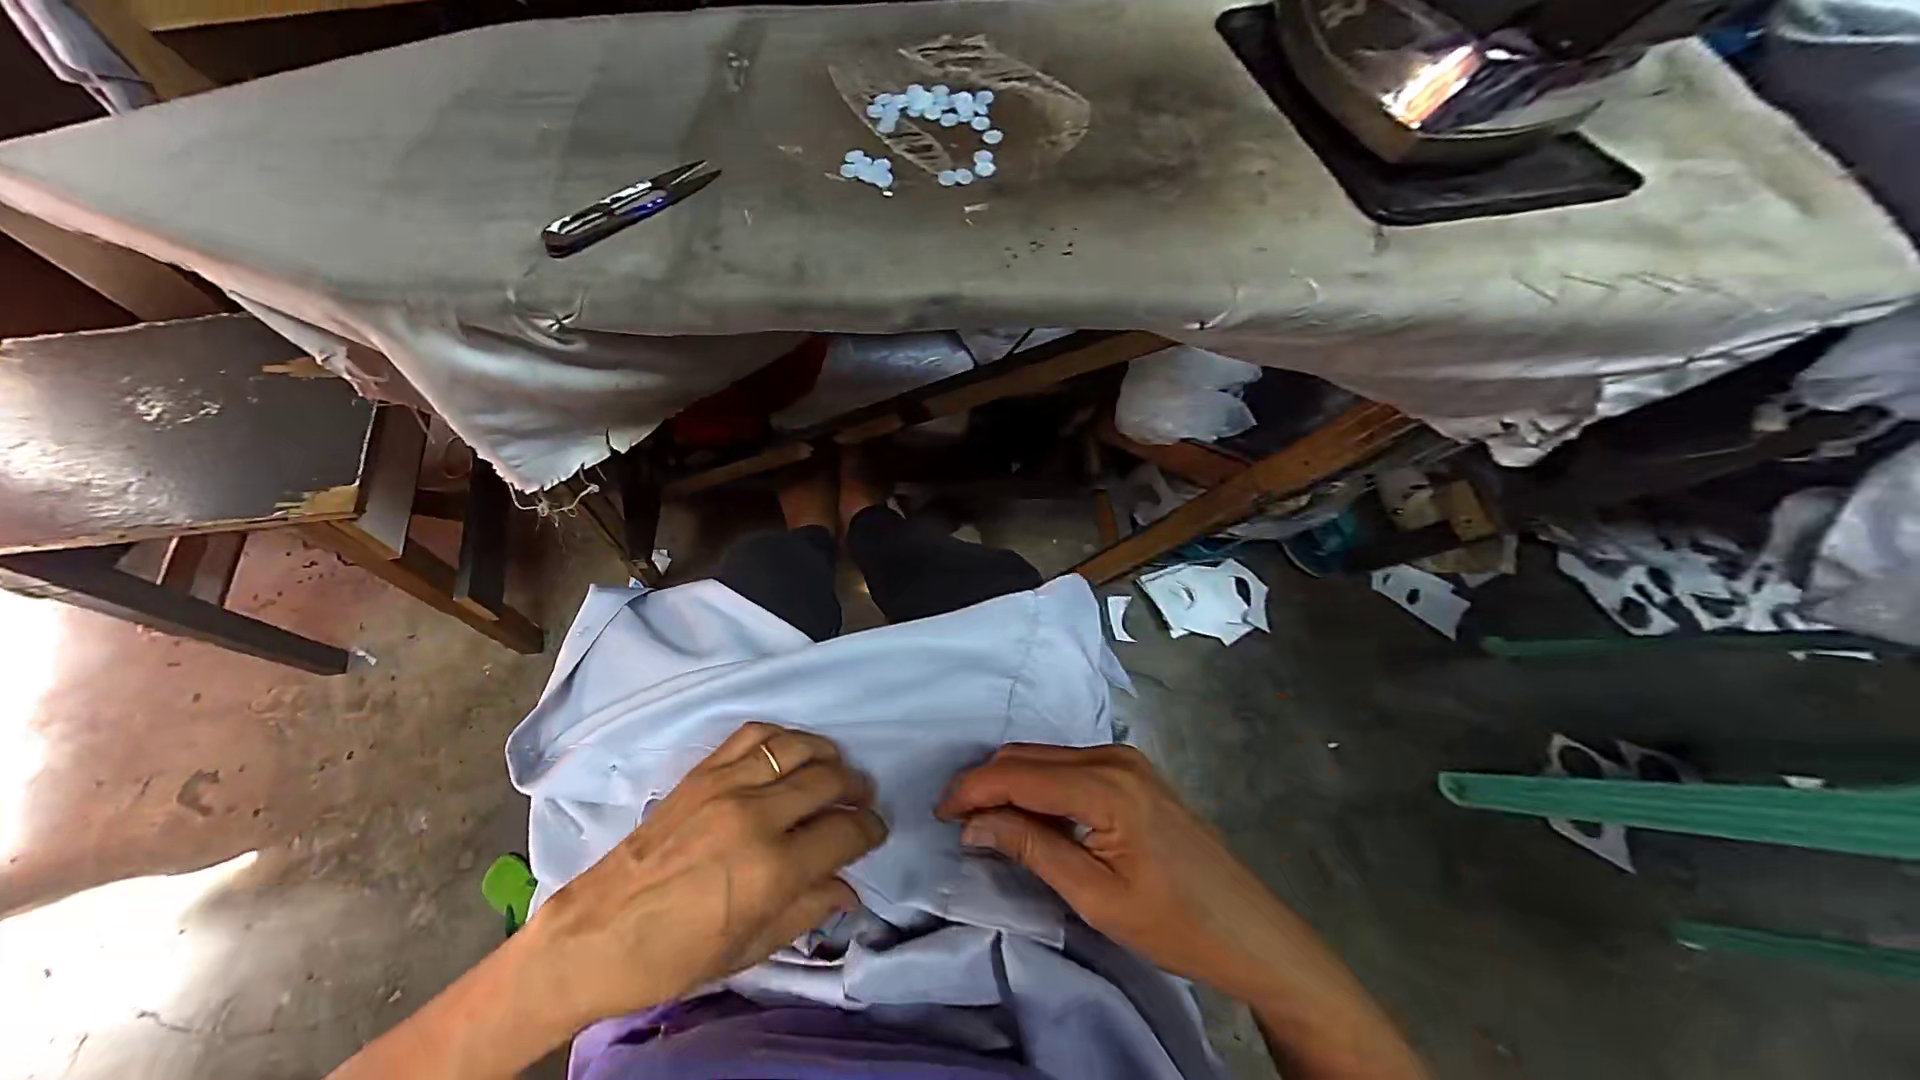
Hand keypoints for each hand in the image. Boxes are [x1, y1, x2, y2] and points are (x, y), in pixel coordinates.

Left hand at [521, 722, 886, 1029]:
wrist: (594, 935)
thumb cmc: (675, 956)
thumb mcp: (751, 949)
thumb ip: (808, 910)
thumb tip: (849, 888)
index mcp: (772, 870)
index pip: (844, 833)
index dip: (869, 830)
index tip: (875, 831)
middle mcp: (756, 817)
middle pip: (829, 782)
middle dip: (856, 791)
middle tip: (860, 802)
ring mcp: (726, 787)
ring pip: (798, 748)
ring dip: (828, 757)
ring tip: (836, 770)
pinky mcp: (702, 773)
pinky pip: (754, 735)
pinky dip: (783, 738)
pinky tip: (791, 753)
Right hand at [938, 744, 1429, 1079]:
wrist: (1251, 932)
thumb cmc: (1174, 924)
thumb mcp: (1095, 896)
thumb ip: (1032, 848)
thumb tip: (974, 824)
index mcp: (1106, 785)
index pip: (1018, 773)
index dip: (973, 790)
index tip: (940, 813)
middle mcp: (1114, 757)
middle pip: (1029, 756)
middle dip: (987, 783)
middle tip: (957, 820)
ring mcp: (1128, 761)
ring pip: (1047, 757)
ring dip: (1012, 782)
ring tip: (985, 820)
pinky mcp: (1134, 772)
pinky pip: (1070, 765)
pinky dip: (1040, 783)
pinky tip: (1029, 812)